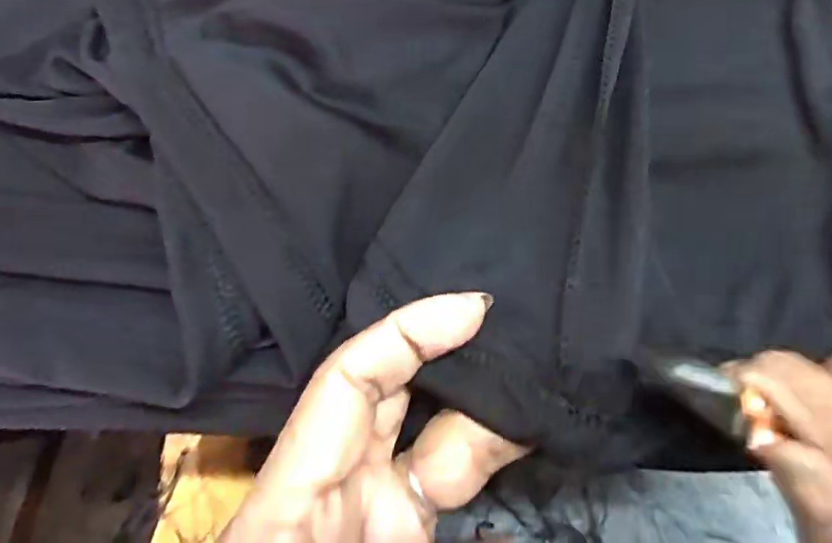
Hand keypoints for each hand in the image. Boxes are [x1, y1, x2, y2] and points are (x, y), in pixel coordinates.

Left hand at [221, 293, 529, 542]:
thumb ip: (451, 499)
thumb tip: (514, 500)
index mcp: (297, 499)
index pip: (351, 380)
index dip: (409, 331)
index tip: (475, 310)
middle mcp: (333, 489)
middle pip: (392, 388)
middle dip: (452, 349)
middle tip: (515, 321)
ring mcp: (370, 512)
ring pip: (429, 429)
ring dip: (482, 402)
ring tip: (535, 366)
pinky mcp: (398, 529)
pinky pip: (445, 470)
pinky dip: (485, 447)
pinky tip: (528, 427)